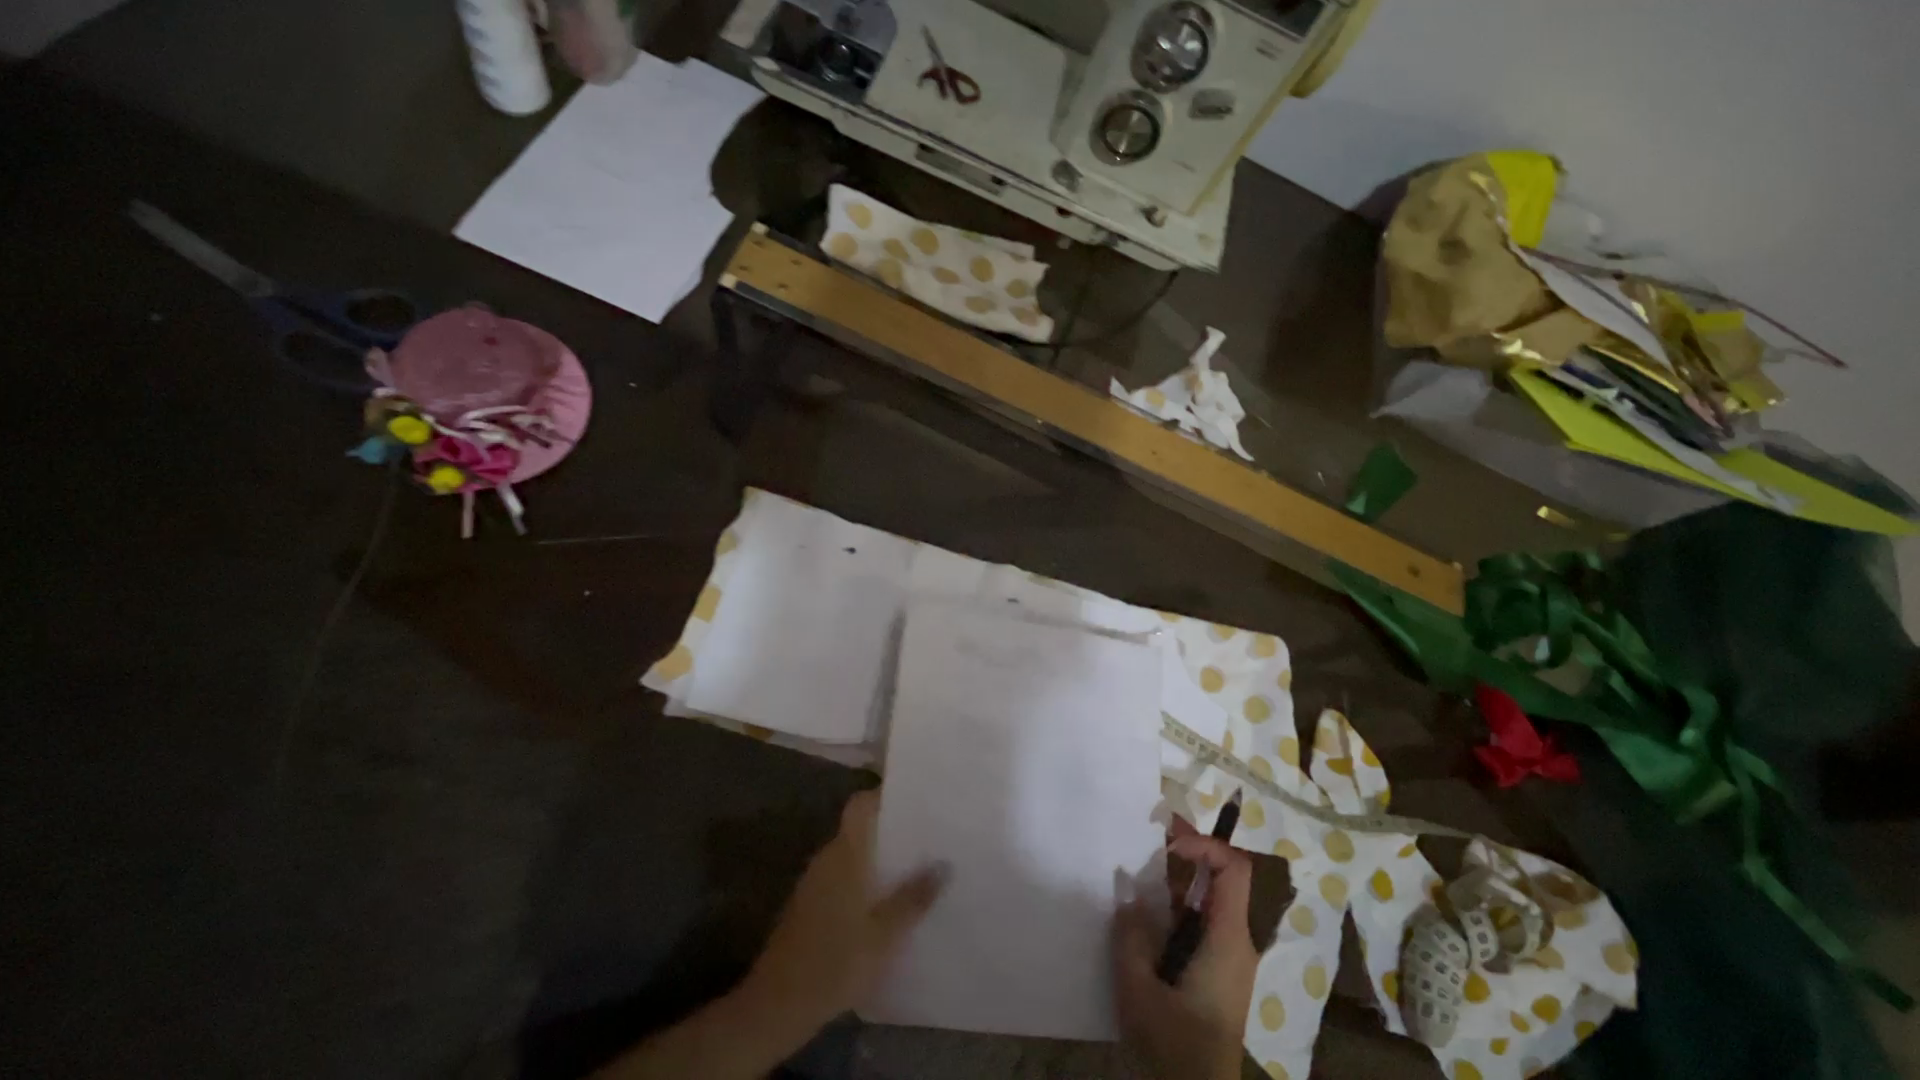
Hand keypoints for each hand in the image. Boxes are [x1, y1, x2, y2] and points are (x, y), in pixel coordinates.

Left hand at [742, 790, 947, 1030]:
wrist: (779, 1004)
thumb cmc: (836, 963)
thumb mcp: (886, 935)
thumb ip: (914, 897)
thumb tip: (943, 864)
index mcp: (845, 856)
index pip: (860, 806)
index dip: (885, 796)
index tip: (918, 800)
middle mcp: (827, 860)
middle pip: (860, 830)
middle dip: (892, 831)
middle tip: (932, 838)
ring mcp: (815, 884)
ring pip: (853, 856)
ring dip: (881, 859)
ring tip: (919, 869)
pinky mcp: (810, 907)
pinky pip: (844, 879)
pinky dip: (867, 882)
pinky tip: (890, 903)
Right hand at [1113, 820, 1257, 1079]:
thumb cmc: (1175, 1045)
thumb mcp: (1139, 990)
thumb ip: (1131, 938)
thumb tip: (1128, 894)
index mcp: (1228, 938)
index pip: (1235, 869)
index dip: (1204, 845)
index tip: (1165, 844)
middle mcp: (1236, 942)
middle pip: (1221, 881)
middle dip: (1185, 857)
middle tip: (1143, 843)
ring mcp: (1229, 960)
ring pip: (1208, 904)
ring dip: (1175, 886)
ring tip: (1134, 878)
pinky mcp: (1216, 976)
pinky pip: (1201, 927)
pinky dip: (1174, 912)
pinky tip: (1142, 920)